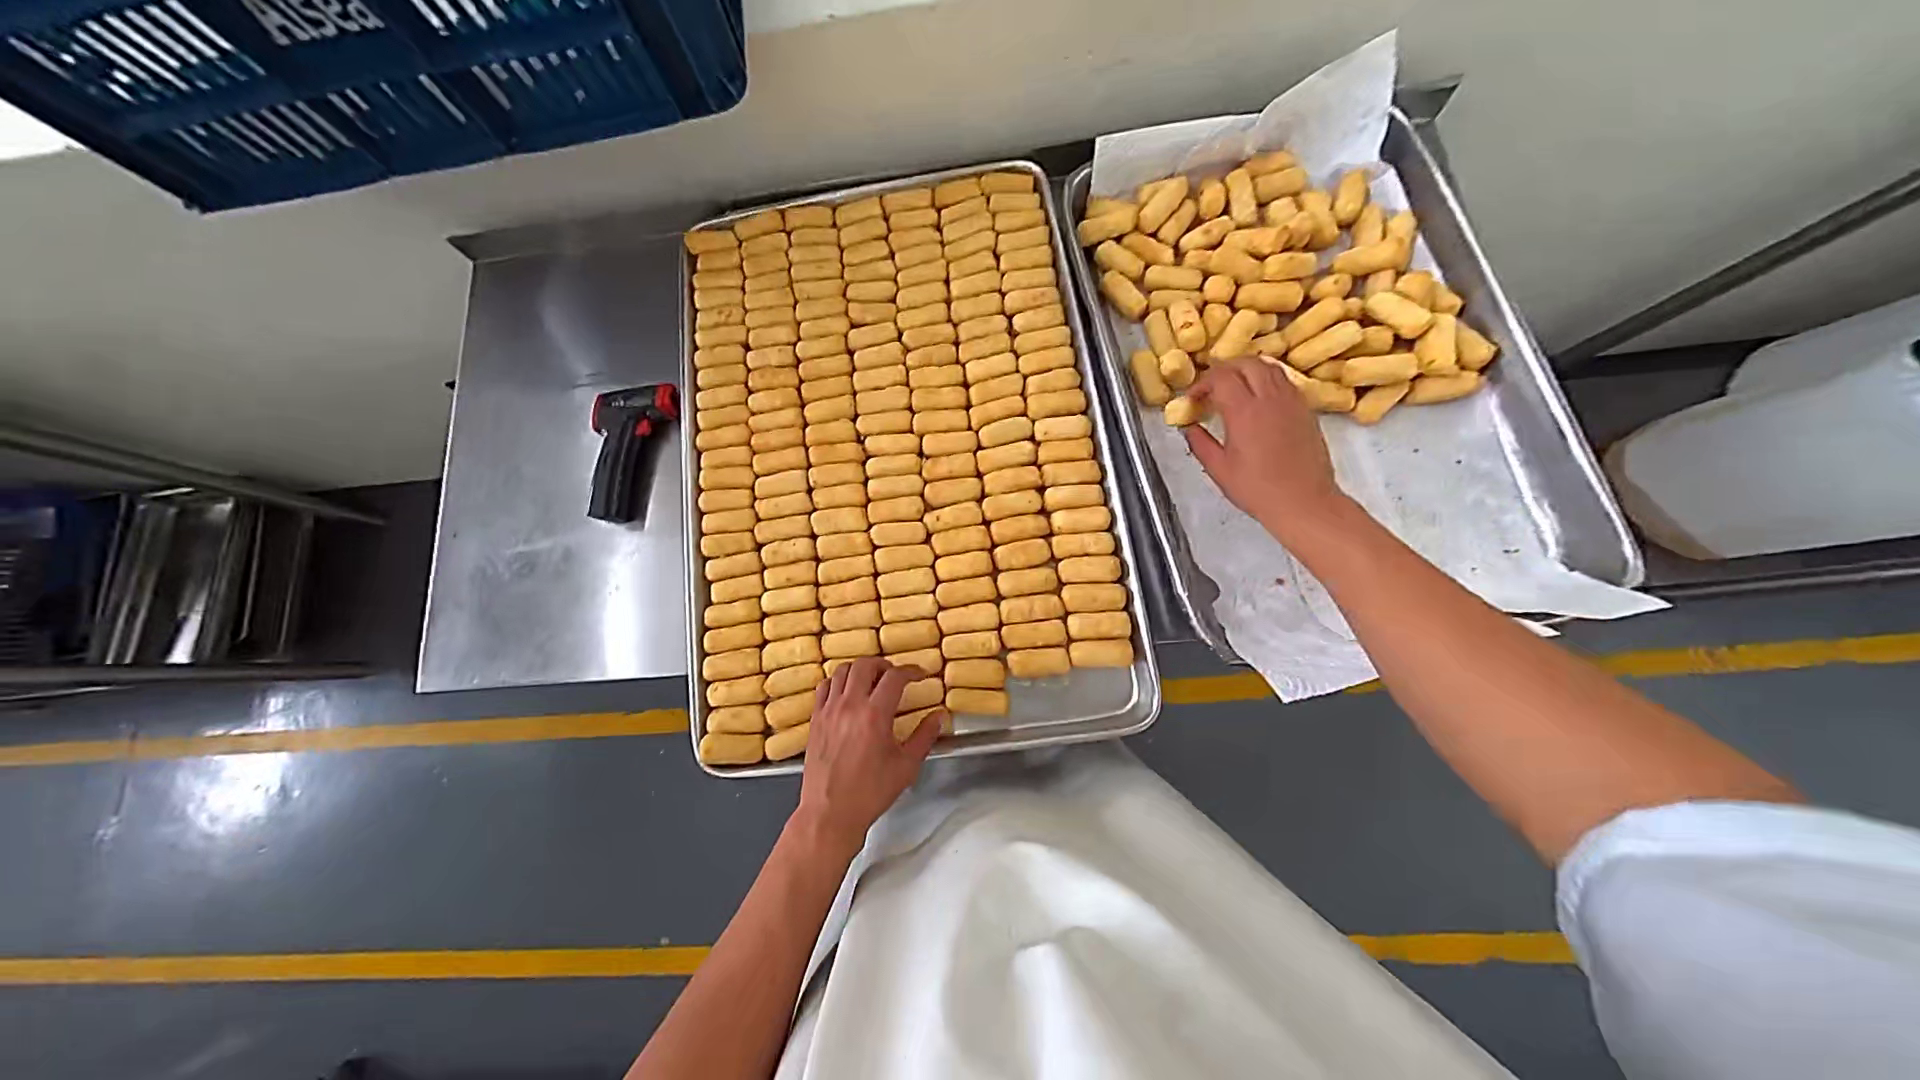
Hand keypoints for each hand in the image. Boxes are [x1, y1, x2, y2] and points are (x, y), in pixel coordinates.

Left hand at [795, 658, 945, 849]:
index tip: (920, 674)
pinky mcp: (815, 720)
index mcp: (874, 715)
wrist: (830, 813)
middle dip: (884, 664)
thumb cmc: (870, 793)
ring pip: (843, 671)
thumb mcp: (906, 766)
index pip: (895, 677)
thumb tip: (938, 717)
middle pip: (865, 665)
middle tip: (896, 674)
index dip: (911, 671)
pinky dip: (838, 681)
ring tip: (872, 679)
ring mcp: (829, 711)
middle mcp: (849, 706)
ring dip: (860, 669)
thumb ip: (925, 736)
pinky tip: (847, 691)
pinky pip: (825, 687)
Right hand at [1183, 359, 1345, 539]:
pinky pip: (1284, 380)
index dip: (1202, 383)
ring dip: (1247, 370)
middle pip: (1245, 363)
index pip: (1221, 377)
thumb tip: (1189, 428)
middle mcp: (1270, 399)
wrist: (1303, 501)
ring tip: (1234, 388)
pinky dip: (1266, 379)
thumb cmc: (1258, 490)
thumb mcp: (1219, 469)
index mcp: (1245, 412)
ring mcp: (1291, 401)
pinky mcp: (1305, 408)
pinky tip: (1258, 399)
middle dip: (1223, 370)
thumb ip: (1200, 443)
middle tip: (1211, 388)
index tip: (1193, 399)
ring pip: (1268, 366)